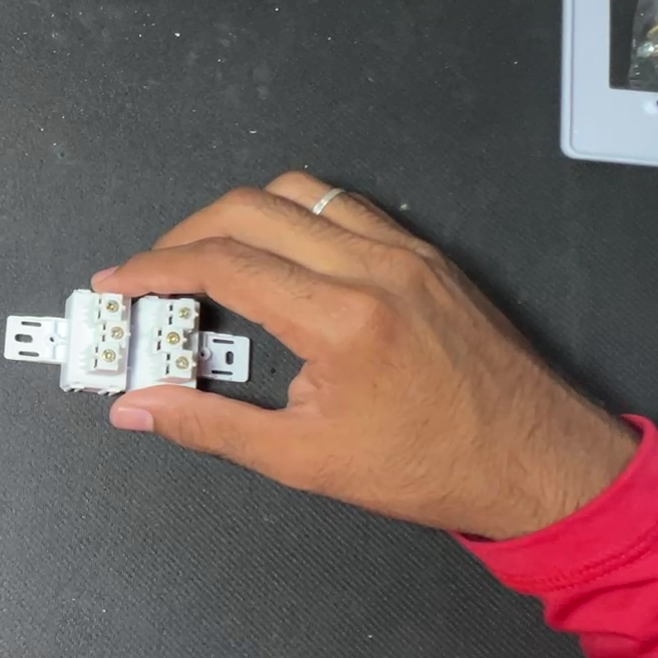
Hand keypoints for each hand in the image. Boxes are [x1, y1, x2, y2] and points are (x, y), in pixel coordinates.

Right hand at [96, 172, 636, 539]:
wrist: (541, 465)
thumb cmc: (424, 466)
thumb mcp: (299, 459)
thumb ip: (205, 425)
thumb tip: (135, 407)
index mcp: (340, 319)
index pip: (222, 264)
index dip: (153, 268)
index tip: (116, 281)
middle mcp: (372, 267)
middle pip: (249, 209)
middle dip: (181, 235)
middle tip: (150, 272)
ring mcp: (403, 252)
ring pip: (295, 191)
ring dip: (234, 215)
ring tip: (204, 256)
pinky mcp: (423, 254)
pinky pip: (340, 205)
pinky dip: (287, 215)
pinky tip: (272, 253)